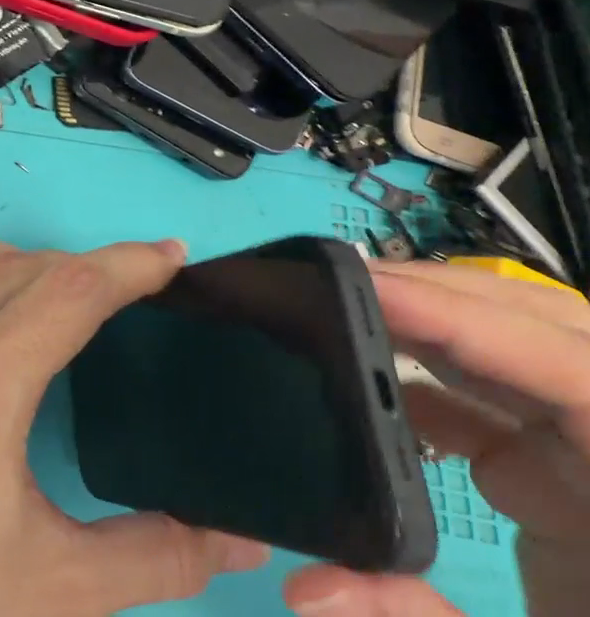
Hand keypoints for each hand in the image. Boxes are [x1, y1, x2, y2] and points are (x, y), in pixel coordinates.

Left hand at [0, 229, 268, 616]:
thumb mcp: (60, 582)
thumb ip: (159, 554)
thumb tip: (235, 537)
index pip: (69, 290)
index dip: (128, 265)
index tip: (169, 257)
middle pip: (17, 266)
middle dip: (82, 265)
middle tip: (128, 289)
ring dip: (5, 254)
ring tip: (45, 288)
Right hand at [284, 262, 589, 616]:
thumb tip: (300, 586)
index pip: (575, 375)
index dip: (472, 322)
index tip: (367, 290)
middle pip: (556, 335)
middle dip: (448, 294)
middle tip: (332, 277)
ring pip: (522, 354)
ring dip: (430, 320)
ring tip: (334, 302)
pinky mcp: (560, 481)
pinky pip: (491, 402)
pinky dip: (422, 373)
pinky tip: (357, 369)